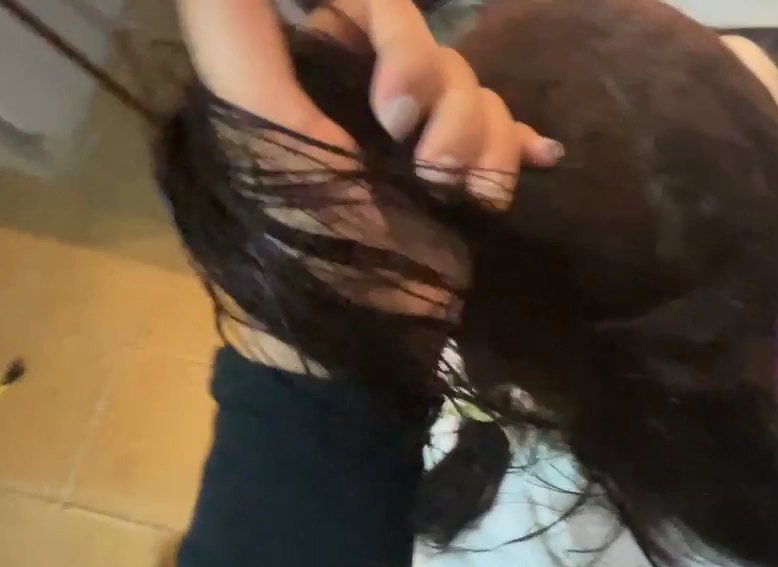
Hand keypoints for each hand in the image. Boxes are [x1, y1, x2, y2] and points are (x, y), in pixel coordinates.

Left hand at [173, 0, 561, 372]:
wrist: (366, 324)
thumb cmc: (306, 230)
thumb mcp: (256, 121)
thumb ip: (233, 27)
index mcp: (321, 67)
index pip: (373, 5)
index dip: (399, 40)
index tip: (394, 109)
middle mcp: (377, 93)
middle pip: (442, 53)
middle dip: (448, 113)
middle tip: (428, 173)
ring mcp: (429, 140)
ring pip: (482, 99)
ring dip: (482, 151)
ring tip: (459, 198)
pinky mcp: (467, 181)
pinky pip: (510, 140)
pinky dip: (521, 150)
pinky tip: (543, 157)